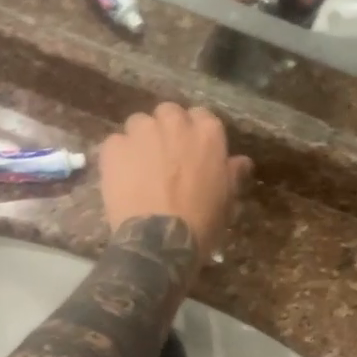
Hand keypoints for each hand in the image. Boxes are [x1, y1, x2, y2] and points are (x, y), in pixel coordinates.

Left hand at [99, 103, 251, 258]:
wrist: (159, 243)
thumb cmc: (200, 225)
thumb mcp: (225, 202)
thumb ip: (231, 175)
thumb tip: (241, 162)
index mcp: (208, 133)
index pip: (200, 117)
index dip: (192, 135)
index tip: (189, 153)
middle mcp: (175, 123)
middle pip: (167, 114)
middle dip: (164, 131)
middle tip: (163, 159)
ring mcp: (142, 132)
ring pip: (138, 124)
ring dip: (139, 141)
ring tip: (138, 170)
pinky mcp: (114, 147)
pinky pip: (114, 144)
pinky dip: (116, 159)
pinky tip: (119, 180)